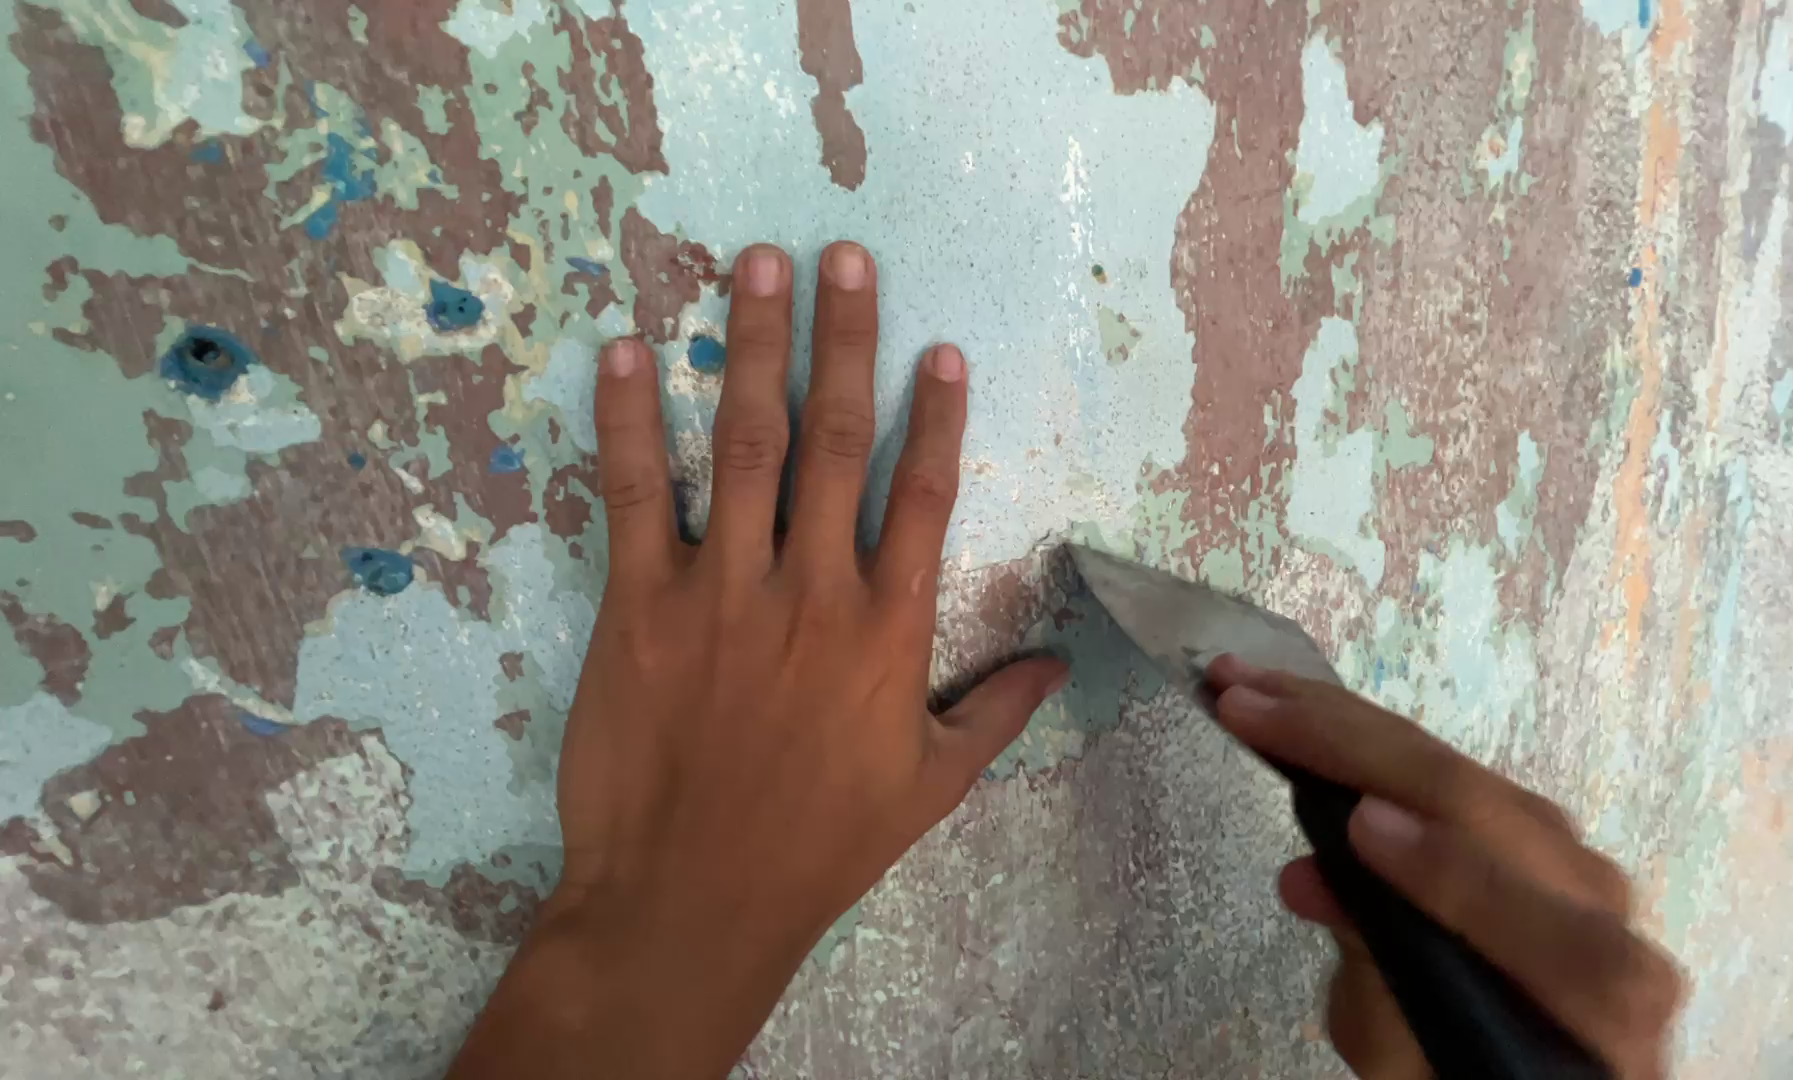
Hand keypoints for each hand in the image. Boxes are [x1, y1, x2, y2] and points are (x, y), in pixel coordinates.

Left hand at [448, 242, 1066, 1078]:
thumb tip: (1060, 665)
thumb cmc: (823, 841)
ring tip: (754, 268)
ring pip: (742, 444)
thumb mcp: (932, 785)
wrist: (694, 900)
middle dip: (843, 341)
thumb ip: (998, 713)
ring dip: (749, 348)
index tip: (938, 349)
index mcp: (887, 629)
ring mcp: (723, 590)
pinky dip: (630, 420)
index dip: (935, 416)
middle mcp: (813, 588)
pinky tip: (626, 352)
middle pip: (833, 440)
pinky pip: (637, 496)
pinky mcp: (641, 606)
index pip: (923, 496)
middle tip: (842, 258)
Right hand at [1206, 655, 1684, 1079]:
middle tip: (1246, 701)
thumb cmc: (1446, 1060)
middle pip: (1480, 806)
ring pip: (1446, 762)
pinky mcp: (1505, 807)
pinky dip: (1349, 724)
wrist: (1509, 1033)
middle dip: (1349, 744)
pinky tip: (1295, 701)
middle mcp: (1593, 903)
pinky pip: (1426, 754)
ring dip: (1336, 717)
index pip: (1557, 940)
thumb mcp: (1402, 1056)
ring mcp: (1552, 842)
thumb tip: (1309, 879)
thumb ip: (1376, 982)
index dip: (1451, 876)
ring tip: (1253, 686)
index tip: (1358, 825)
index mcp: (1599, 1003)